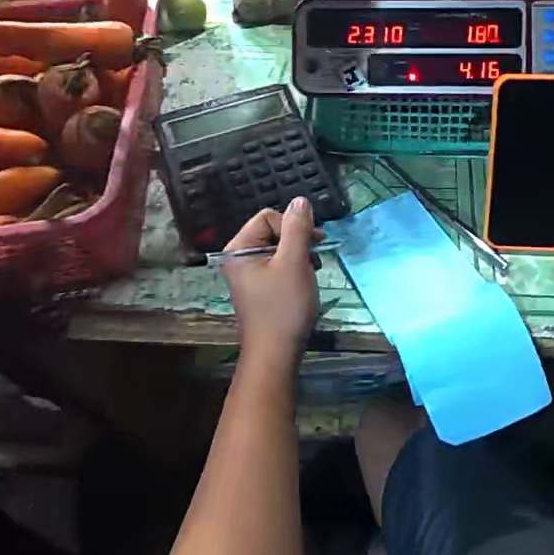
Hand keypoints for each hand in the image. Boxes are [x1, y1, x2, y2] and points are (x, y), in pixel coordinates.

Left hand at [223, 197, 321, 371]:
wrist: (276, 354)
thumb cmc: (283, 306)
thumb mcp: (294, 262)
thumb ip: (297, 228)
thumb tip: (300, 200)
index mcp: (238, 248)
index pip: (268, 217)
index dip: (292, 226)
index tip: (314, 242)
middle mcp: (238, 258)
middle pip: (272, 231)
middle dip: (297, 241)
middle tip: (315, 257)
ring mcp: (247, 274)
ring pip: (278, 248)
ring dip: (298, 255)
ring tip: (310, 272)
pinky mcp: (259, 288)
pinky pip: (277, 265)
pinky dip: (294, 269)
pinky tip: (303, 282)